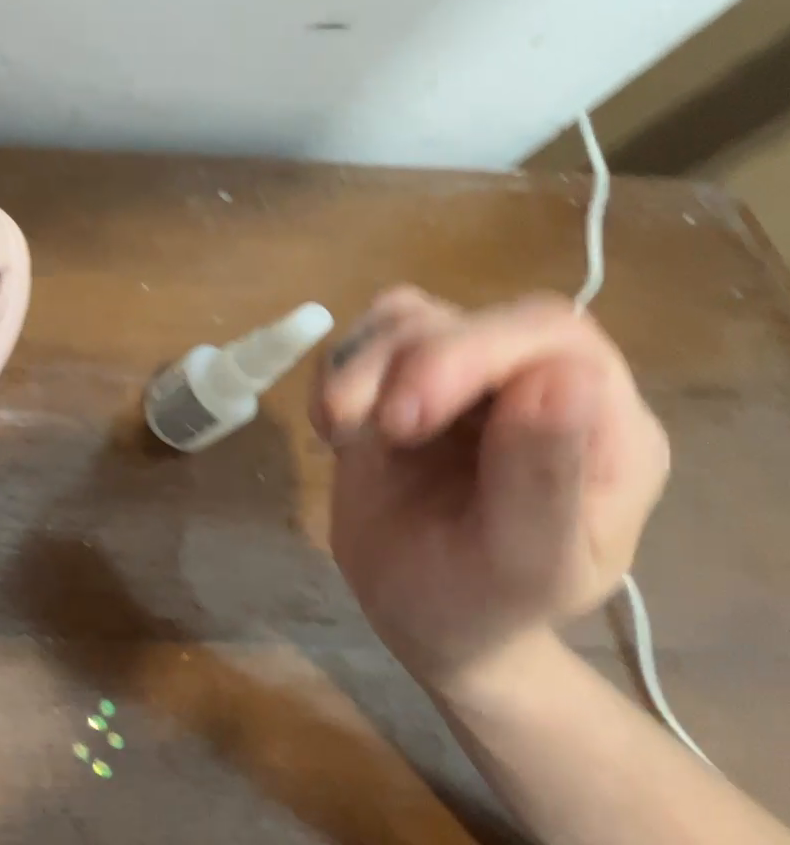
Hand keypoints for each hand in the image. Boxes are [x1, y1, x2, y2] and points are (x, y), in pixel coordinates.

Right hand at [312, 287, 669, 692]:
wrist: (421, 616)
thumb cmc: (484, 605)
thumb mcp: (524, 564)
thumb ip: (543, 476)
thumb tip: (562, 374)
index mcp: (604, 427)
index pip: (551, 338)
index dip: (470, 353)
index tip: (400, 419)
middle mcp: (537, 387)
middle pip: (469, 320)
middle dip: (401, 362)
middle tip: (351, 426)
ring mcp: (463, 382)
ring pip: (406, 320)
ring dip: (355, 369)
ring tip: (336, 433)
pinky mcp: (398, 384)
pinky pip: (361, 342)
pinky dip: (332, 374)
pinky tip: (332, 429)